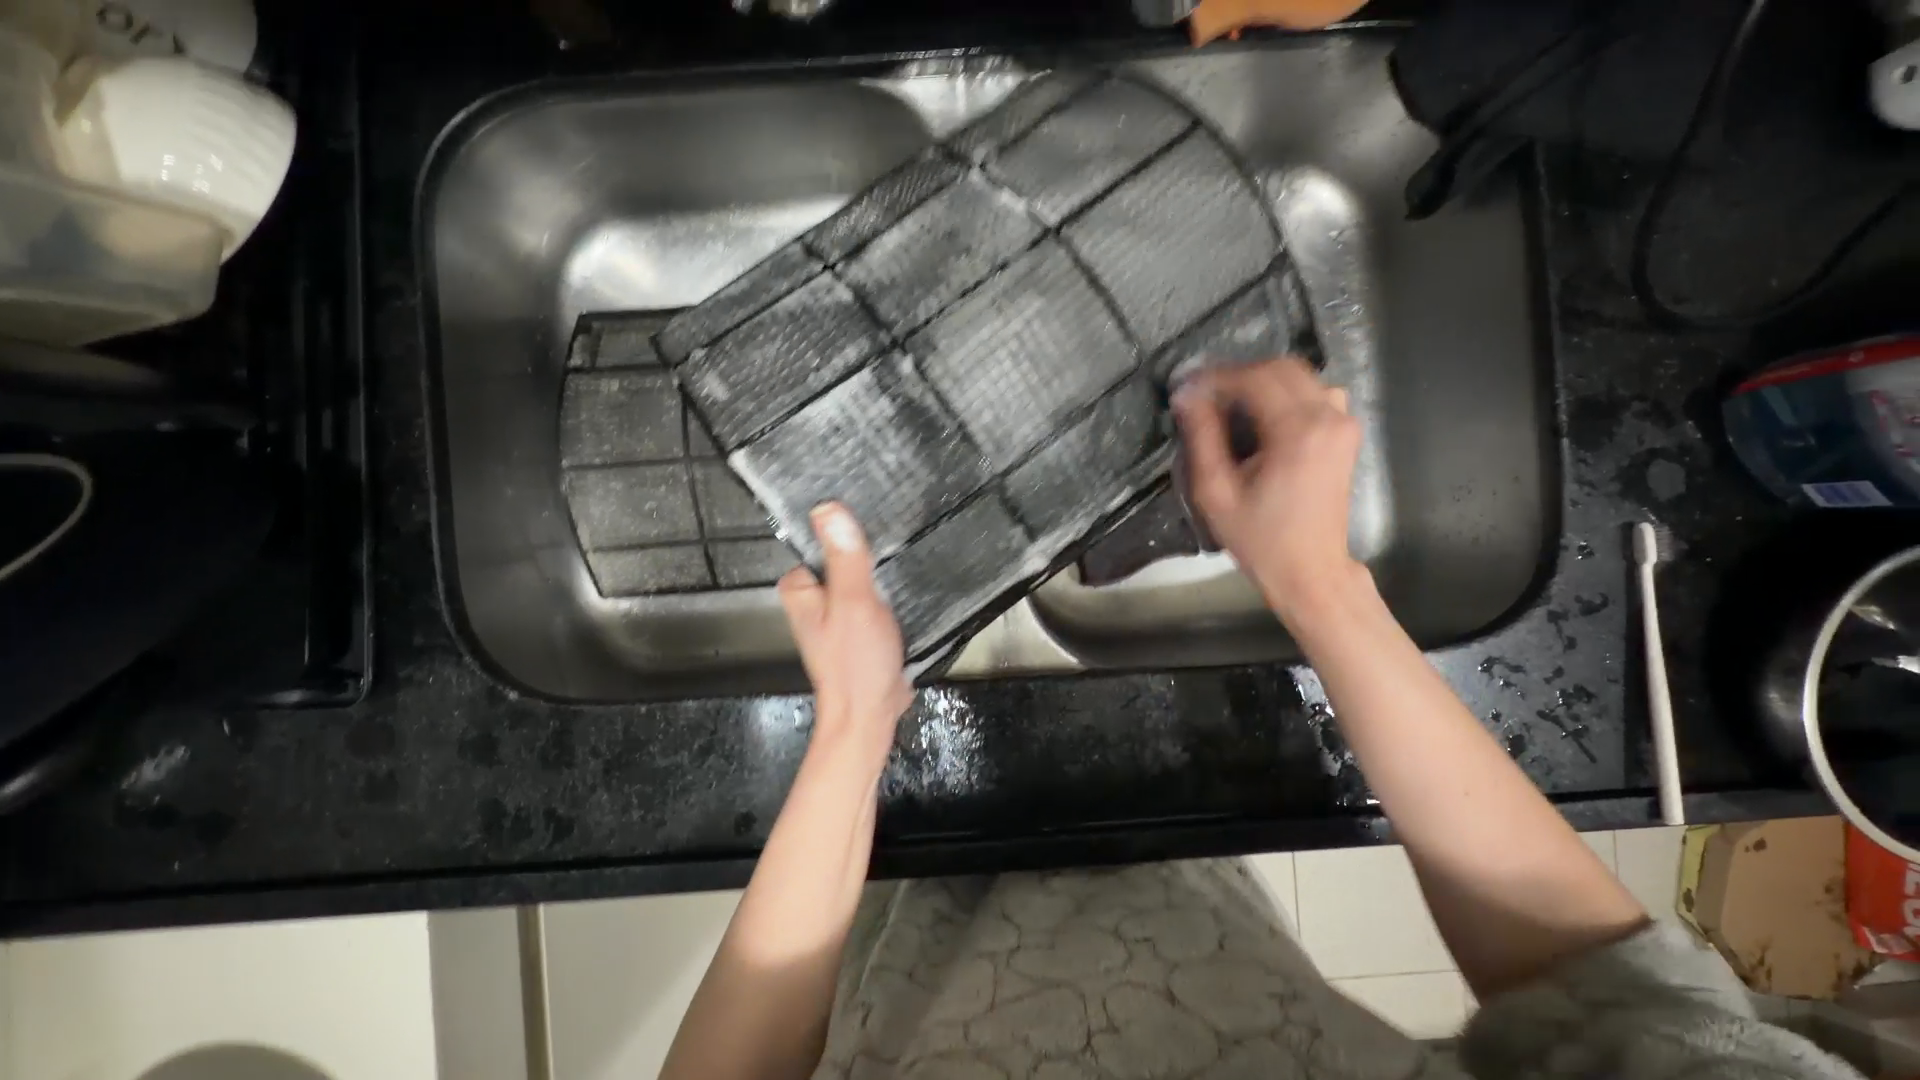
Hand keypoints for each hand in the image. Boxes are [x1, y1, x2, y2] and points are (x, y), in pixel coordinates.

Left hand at [777, 503, 912, 758]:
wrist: (870, 716)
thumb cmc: (855, 662)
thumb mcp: (854, 601)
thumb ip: (844, 556)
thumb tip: (827, 508)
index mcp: (800, 589)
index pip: (823, 542)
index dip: (849, 534)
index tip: (875, 523)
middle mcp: (814, 600)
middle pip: (844, 559)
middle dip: (869, 556)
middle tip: (897, 546)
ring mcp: (838, 615)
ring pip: (863, 579)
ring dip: (883, 575)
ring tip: (905, 562)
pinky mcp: (860, 629)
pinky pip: (875, 599)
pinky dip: (890, 595)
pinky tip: (908, 590)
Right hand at [1173, 356, 1364, 620]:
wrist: (1311, 570)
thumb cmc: (1261, 539)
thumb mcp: (1216, 493)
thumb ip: (1201, 437)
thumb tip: (1187, 396)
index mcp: (1298, 431)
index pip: (1254, 378)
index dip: (1216, 377)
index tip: (1187, 388)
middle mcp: (1328, 417)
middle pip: (1280, 367)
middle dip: (1238, 375)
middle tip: (1204, 394)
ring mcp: (1343, 423)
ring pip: (1298, 376)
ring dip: (1261, 381)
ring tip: (1228, 405)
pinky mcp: (1345, 432)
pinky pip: (1314, 392)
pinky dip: (1284, 393)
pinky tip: (1261, 416)